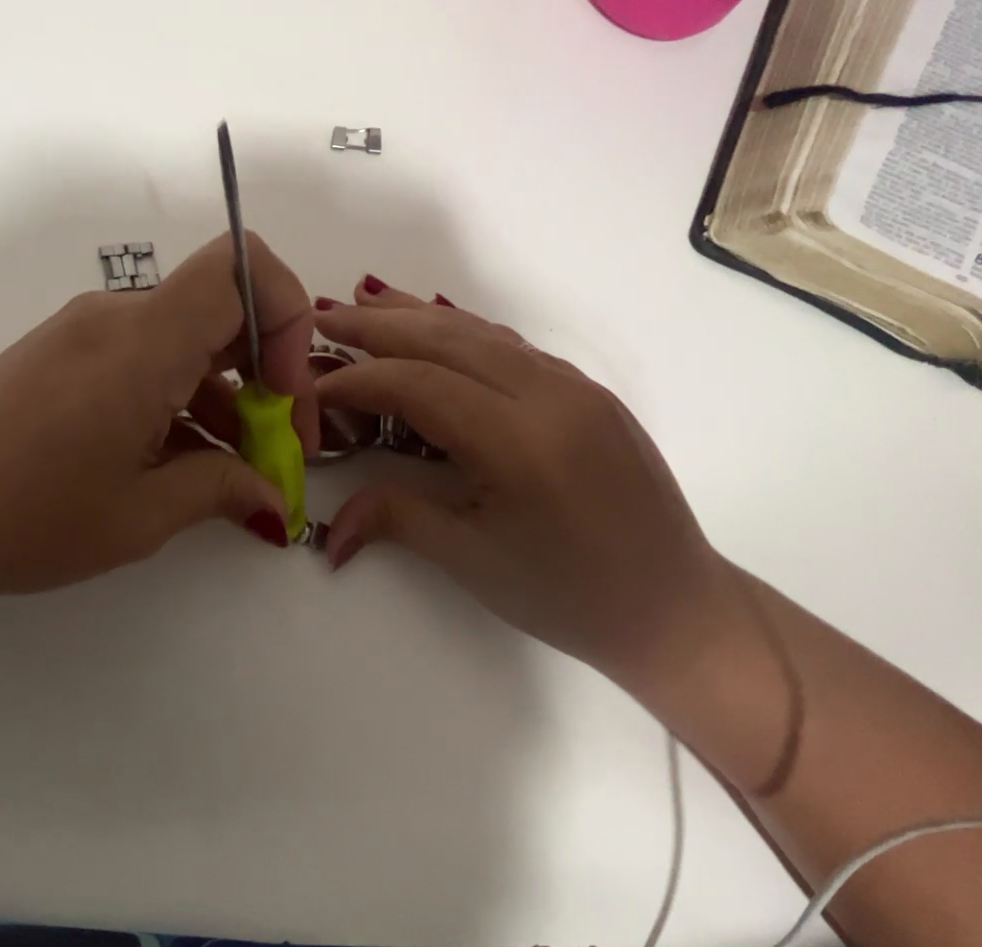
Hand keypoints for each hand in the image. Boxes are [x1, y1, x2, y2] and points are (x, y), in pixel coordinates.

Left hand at [0, 232, 318, 620]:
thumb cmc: (24, 519)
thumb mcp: (137, 516)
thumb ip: (219, 490)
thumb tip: (270, 494)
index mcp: (140, 344)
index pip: (242, 268)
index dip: (289, 322)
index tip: (289, 400)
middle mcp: (112, 319)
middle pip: (219, 308)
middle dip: (266, 373)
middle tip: (278, 449)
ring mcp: (79, 335)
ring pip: (180, 341)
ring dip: (223, 397)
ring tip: (232, 474)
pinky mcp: (57, 358)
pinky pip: (139, 360)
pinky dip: (175, 401)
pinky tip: (179, 463)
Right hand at [313, 279, 738, 688]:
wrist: (672, 605)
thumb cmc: (566, 594)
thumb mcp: (471, 559)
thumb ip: (397, 518)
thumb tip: (328, 530)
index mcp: (518, 440)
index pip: (417, 385)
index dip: (356, 379)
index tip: (308, 385)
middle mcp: (550, 394)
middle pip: (447, 340)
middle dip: (378, 326)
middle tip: (321, 318)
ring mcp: (576, 387)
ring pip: (483, 333)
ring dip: (419, 317)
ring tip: (365, 305)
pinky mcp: (589, 394)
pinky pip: (513, 348)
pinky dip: (461, 334)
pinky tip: (435, 332)